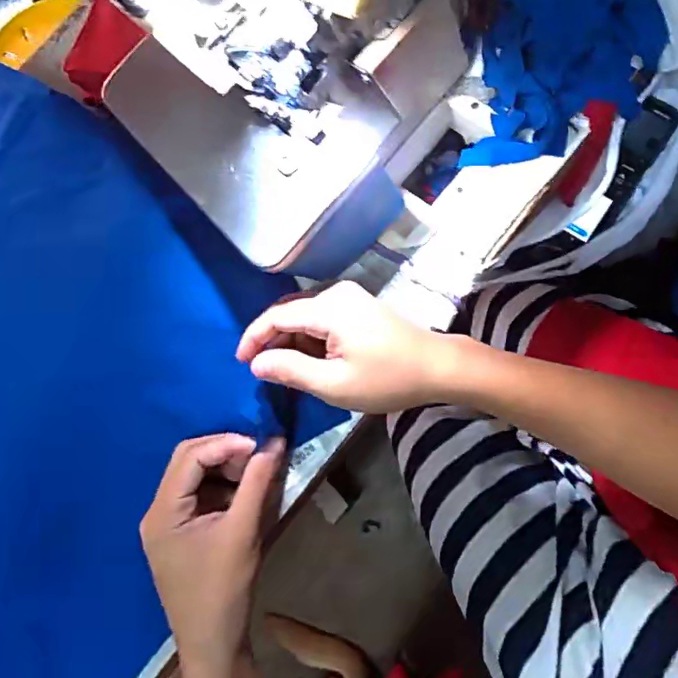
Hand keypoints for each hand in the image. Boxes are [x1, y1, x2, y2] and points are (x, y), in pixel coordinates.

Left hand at [140, 433, 284, 677]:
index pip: (189, 457)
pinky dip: (220, 487)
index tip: (257, 443)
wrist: (213, 648)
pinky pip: (197, 496)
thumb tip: (272, 443)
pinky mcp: (178, 534)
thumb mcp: (242, 532)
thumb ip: (256, 484)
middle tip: (255, 454)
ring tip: (253, 472)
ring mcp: (165, 524)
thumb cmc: (224, 591)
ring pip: (193, 476)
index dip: (224, 443)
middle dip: (222, 452)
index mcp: (162, 511)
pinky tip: (243, 492)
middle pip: (187, 461)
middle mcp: (156, 511)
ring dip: (222, 469)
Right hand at [236, 282, 454, 412]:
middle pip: (288, 311)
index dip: (253, 337)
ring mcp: (348, 296)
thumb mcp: (335, 384)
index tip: (240, 362)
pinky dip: (307, 336)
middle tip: (259, 369)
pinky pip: (319, 315)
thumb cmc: (387, 379)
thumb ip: (292, 371)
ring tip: (281, 369)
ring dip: (289, 339)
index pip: (276, 315)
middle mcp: (335, 292)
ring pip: (303, 314)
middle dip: (270, 338)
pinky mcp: (357, 304)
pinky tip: (307, 359)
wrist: (437, 366)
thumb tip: (256, 364)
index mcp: (328, 307)